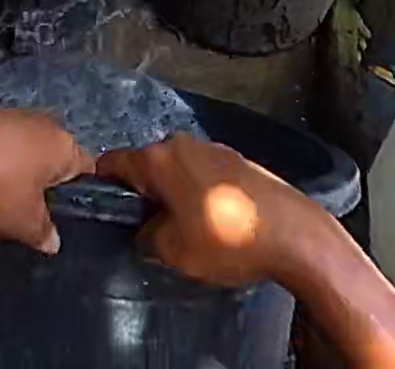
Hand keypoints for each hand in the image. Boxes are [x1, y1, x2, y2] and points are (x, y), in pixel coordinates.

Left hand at [0, 107, 93, 254]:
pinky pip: (3, 139)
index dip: (80, 191)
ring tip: (3, 191)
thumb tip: (53, 240)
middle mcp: (46, 122)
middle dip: (45, 178)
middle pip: (55, 154)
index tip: (65, 212)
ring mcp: (16, 113)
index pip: (86, 169)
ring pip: (28, 145)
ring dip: (20, 165)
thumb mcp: (26, 223)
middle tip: (32, 206)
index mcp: (64, 145)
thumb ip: (45, 232)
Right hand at [97, 134, 331, 287]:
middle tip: (145, 223)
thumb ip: (147, 235)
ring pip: (175, 166)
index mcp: (158, 158)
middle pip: (146, 163)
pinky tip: (211, 215)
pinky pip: (200, 169)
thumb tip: (145, 227)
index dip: (101, 181)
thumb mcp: (174, 251)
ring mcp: (209, 145)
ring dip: (172, 188)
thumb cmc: (226, 240)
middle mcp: (179, 142)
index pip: (113, 161)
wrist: (293, 234)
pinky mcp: (234, 156)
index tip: (100, 203)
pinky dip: (196, 187)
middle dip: (142, 189)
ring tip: (182, 222)